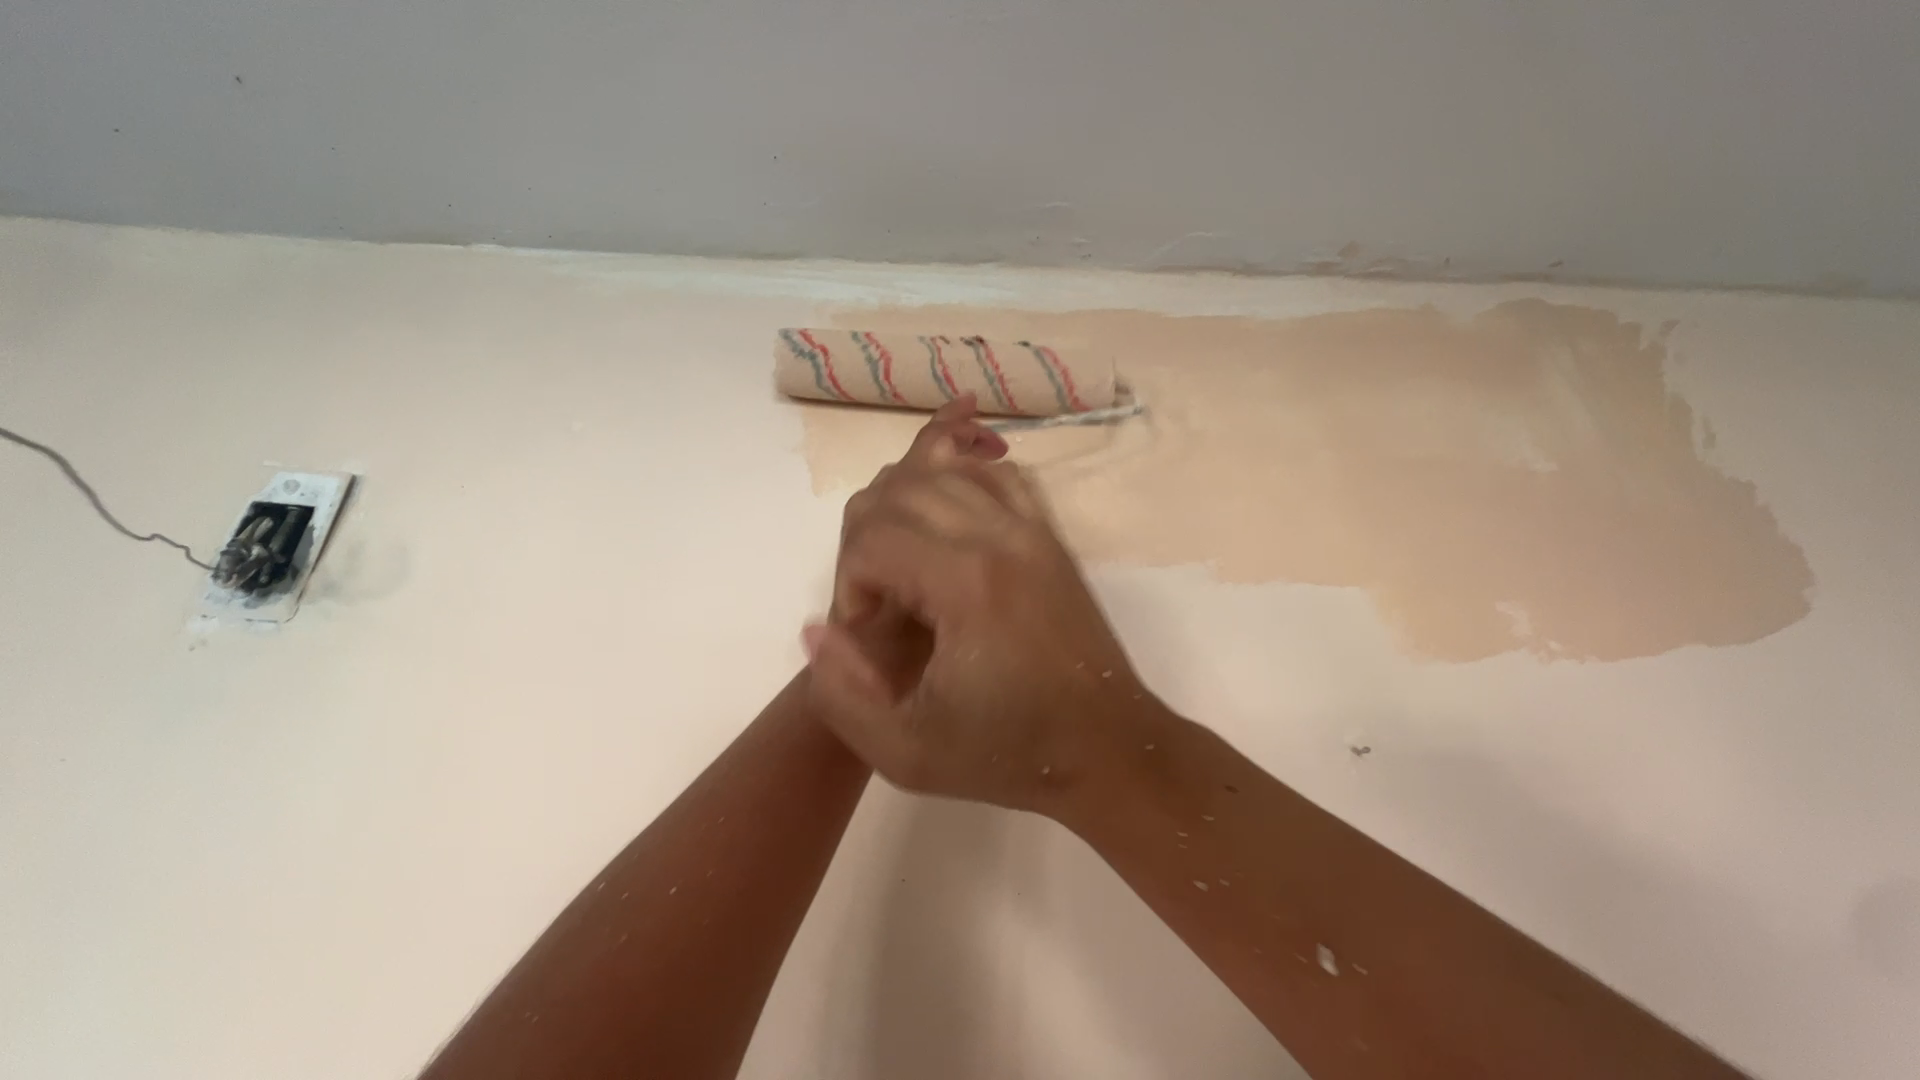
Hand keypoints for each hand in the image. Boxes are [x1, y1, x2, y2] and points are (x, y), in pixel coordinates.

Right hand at [804, 401, 1148, 812]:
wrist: (1105, 747)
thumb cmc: (1008, 754)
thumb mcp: (904, 754)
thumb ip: (840, 694)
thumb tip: (818, 628)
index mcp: (965, 586)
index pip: (871, 538)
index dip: (849, 585)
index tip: (866, 634)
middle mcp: (1000, 539)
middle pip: (900, 491)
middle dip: (866, 538)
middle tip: (876, 599)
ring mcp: (1032, 529)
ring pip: (944, 472)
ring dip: (904, 509)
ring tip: (903, 565)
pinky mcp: (1051, 534)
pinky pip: (996, 476)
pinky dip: (958, 483)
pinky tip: (946, 524)